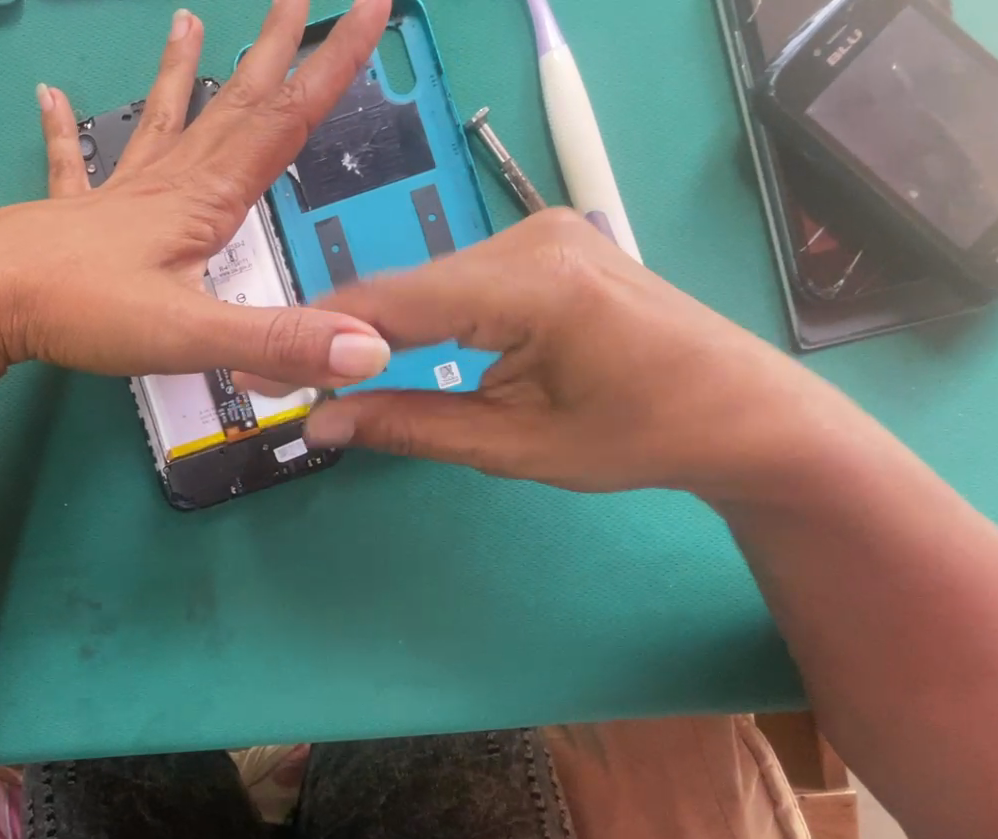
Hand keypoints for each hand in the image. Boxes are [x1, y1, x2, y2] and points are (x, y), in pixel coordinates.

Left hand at [0, 0, 396, 389]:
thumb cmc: (81, 312)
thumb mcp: (191, 334)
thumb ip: (277, 340)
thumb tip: (370, 350)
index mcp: (201, 204)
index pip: (280, 125)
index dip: (330, 70)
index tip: (366, 9)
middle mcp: (161, 187)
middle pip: (227, 110)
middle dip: (269, 56)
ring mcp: (109, 197)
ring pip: (156, 124)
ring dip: (179, 76)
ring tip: (186, 21)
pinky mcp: (65, 216)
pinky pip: (70, 162)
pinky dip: (63, 130)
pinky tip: (50, 97)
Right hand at [296, 211, 876, 498]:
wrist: (743, 412)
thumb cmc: (638, 438)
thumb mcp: (511, 446)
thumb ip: (408, 426)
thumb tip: (317, 422)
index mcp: (531, 283)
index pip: (389, 304)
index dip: (313, 341)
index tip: (254, 372)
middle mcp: (528, 237)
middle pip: (399, 290)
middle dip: (334, 341)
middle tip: (278, 384)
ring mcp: (536, 233)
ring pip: (419, 285)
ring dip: (367, 333)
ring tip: (317, 377)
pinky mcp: (539, 246)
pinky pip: (449, 284)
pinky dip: (407, 322)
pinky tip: (376, 353)